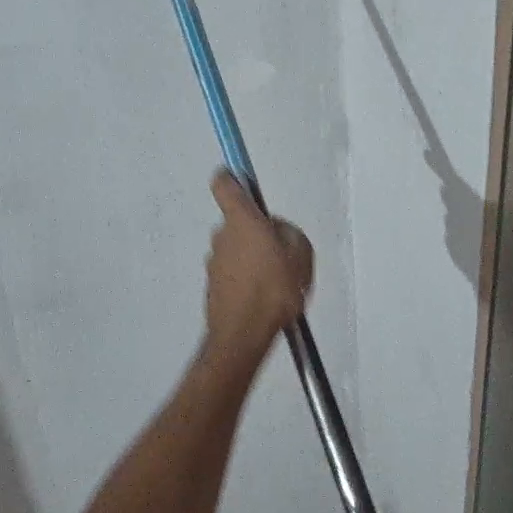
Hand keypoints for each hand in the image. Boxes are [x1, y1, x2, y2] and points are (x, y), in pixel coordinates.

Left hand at [204, 170, 312, 356]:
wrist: (243, 335)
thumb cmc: (275, 287)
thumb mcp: (300, 253)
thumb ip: (287, 232)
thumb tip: (275, 230)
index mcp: (240, 221)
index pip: (224, 185)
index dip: (230, 178)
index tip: (239, 179)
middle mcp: (221, 237)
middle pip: (238, 224)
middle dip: (256, 233)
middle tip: (280, 255)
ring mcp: (213, 263)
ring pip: (236, 251)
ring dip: (251, 261)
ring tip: (276, 285)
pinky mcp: (213, 288)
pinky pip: (233, 275)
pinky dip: (245, 282)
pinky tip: (264, 302)